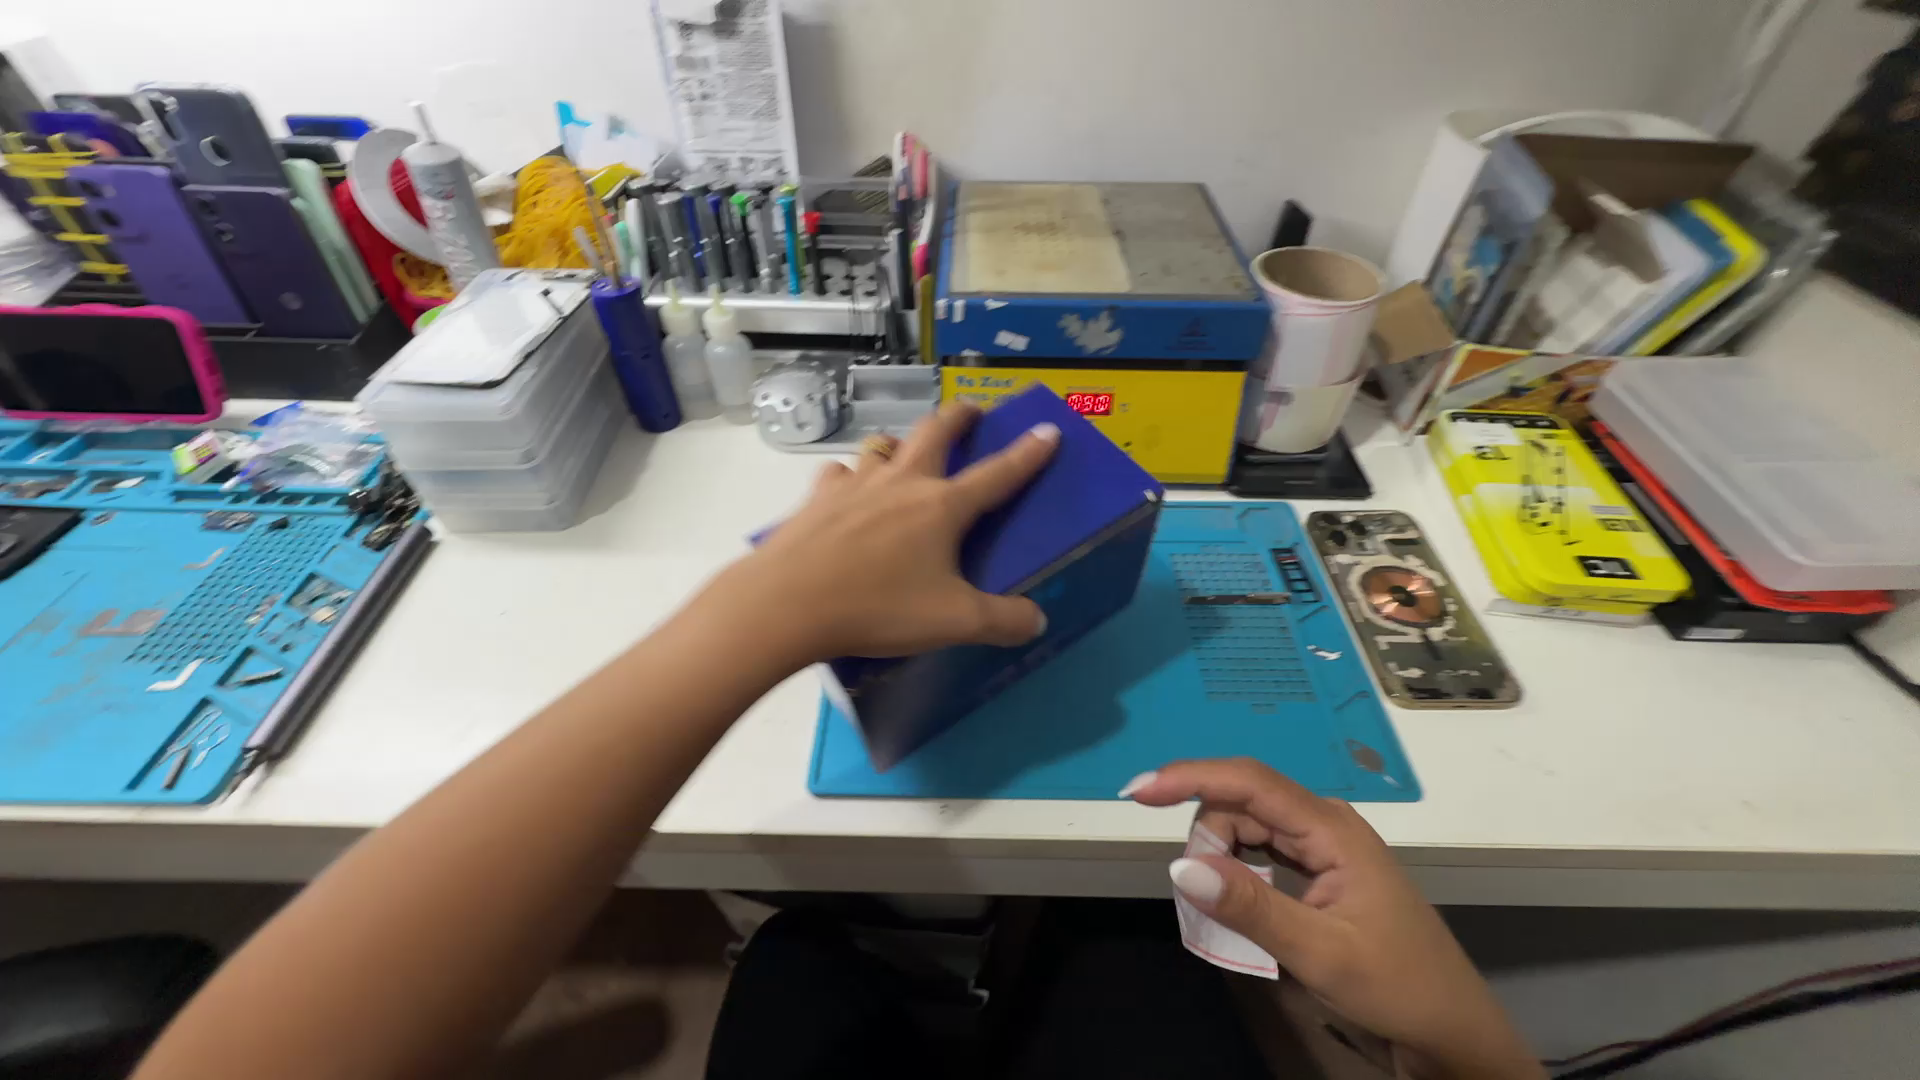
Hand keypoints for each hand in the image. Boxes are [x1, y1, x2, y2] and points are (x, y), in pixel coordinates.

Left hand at [720, 400, 1058, 662]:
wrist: (788, 604)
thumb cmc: (878, 607)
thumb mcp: (953, 622)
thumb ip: (1002, 621)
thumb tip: (1037, 621)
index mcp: (942, 506)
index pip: (998, 474)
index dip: (1028, 453)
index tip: (1048, 430)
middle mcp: (902, 482)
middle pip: (936, 432)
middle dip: (960, 417)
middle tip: (973, 411)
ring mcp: (855, 483)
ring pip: (883, 446)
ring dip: (900, 444)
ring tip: (904, 455)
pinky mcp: (818, 497)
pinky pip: (839, 473)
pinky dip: (850, 476)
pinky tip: (846, 491)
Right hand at [1125, 759, 1542, 1079]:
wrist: (1453, 1031)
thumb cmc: (1398, 988)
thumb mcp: (1321, 954)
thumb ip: (1251, 907)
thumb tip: (1181, 867)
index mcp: (1331, 829)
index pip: (1248, 782)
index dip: (1190, 778)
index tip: (1139, 791)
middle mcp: (1324, 823)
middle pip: (1242, 803)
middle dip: (1207, 835)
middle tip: (1200, 893)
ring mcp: (1323, 843)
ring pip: (1248, 824)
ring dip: (1220, 852)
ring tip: (1217, 902)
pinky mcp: (1319, 865)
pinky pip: (1262, 847)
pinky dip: (1236, 864)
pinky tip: (1232, 891)